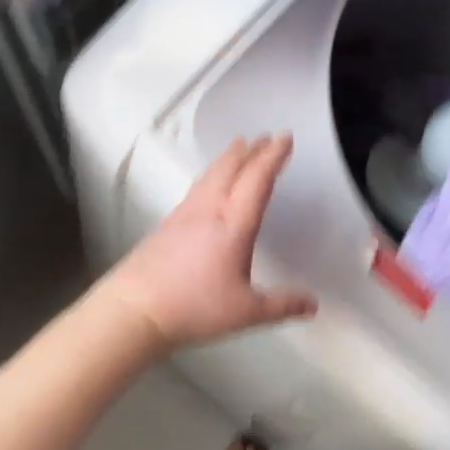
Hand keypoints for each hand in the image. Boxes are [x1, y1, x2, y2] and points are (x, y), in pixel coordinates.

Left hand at [96, 133, 317, 350]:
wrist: (135, 310)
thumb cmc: (195, 308)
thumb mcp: (247, 312)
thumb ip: (282, 306)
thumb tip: (314, 305)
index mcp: (233, 225)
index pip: (257, 181)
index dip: (273, 157)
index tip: (285, 138)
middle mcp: (208, 211)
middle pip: (230, 169)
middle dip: (250, 151)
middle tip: (265, 137)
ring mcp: (183, 216)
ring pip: (209, 176)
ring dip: (227, 160)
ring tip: (238, 150)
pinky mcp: (166, 227)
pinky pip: (194, 190)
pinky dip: (209, 178)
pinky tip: (207, 187)